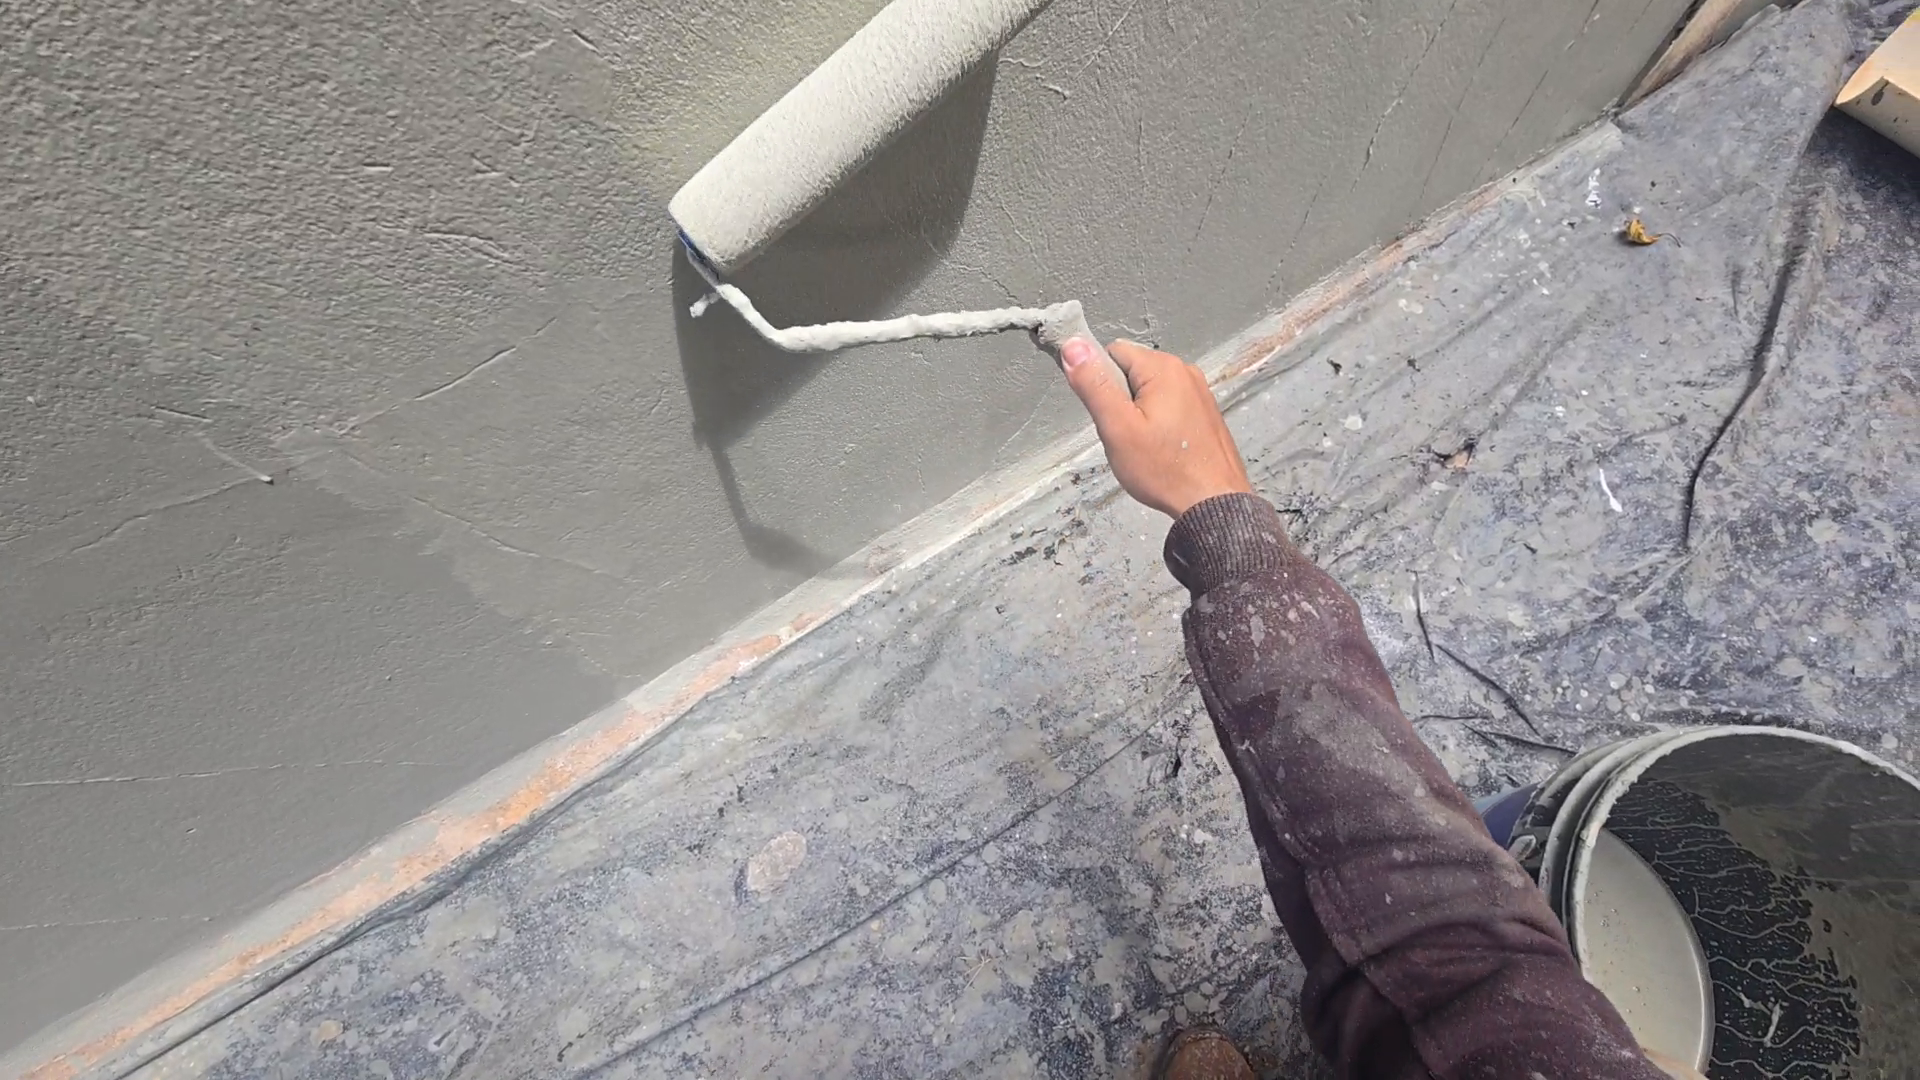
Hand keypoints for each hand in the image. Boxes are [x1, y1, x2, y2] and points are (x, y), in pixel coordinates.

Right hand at [1059, 338, 1251, 517]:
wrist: (1213, 503)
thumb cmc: (1164, 469)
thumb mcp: (1117, 428)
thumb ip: (1093, 385)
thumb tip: (1072, 345)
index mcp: (1163, 367)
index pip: (1112, 352)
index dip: (1099, 382)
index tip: (1106, 415)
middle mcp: (1185, 371)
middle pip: (1132, 372)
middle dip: (1119, 401)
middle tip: (1124, 436)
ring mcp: (1199, 391)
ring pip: (1149, 391)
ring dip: (1137, 414)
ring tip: (1142, 447)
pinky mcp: (1204, 412)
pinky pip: (1168, 405)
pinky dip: (1157, 423)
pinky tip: (1160, 450)